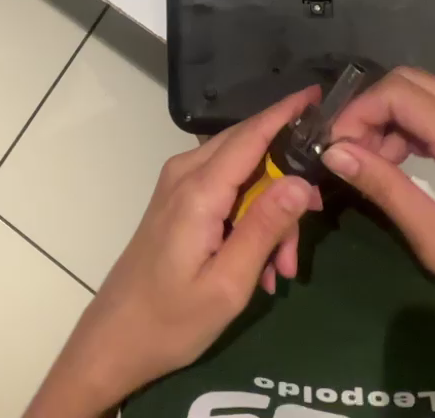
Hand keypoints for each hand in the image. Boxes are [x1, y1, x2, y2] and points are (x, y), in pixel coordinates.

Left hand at [25, 87, 323, 417]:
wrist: (114, 339)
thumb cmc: (171, 319)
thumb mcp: (228, 284)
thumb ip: (265, 228)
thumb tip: (301, 181)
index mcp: (199, 189)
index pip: (251, 135)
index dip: (286, 112)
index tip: (320, 94)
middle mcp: (185, 172)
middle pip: (250, 148)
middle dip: (288, 179)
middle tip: (315, 219)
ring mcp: (178, 184)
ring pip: (241, 172)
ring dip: (270, 211)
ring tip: (282, 268)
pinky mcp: (178, 199)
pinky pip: (226, 189)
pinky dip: (249, 217)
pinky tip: (261, 264)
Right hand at [320, 68, 434, 342]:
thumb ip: (385, 188)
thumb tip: (334, 152)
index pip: (399, 93)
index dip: (358, 112)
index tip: (336, 147)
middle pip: (411, 81)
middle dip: (372, 110)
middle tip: (351, 153)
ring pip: (427, 92)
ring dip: (393, 118)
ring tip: (375, 164)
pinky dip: (416, 125)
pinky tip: (404, 161)